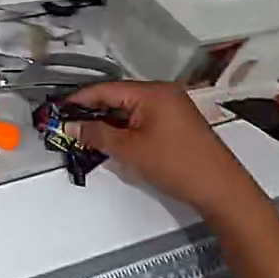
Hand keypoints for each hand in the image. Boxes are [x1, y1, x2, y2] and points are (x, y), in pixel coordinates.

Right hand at [65, 82, 265, 215]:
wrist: (220, 188)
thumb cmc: (175, 164)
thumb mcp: (129, 150)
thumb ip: (97, 134)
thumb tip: (72, 125)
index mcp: (152, 92)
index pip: (106, 89)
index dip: (80, 99)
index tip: (58, 109)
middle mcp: (163, 92)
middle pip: (118, 96)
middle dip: (93, 110)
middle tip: (68, 124)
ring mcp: (172, 107)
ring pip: (130, 108)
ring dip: (109, 121)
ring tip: (85, 134)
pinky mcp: (177, 122)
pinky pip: (143, 118)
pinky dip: (125, 127)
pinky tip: (112, 140)